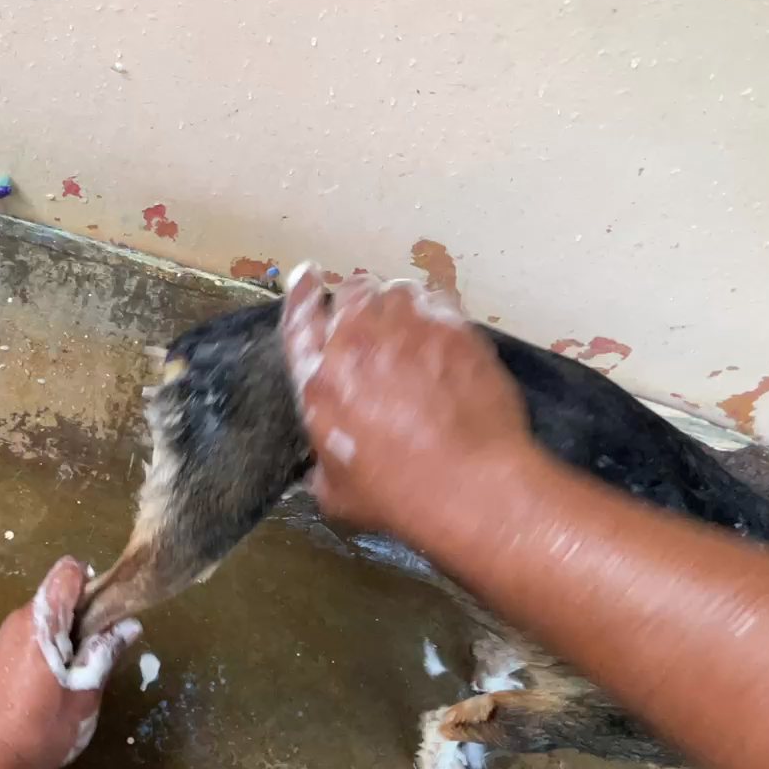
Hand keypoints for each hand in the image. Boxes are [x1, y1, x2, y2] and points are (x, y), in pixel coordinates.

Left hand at [0, 557, 141, 768]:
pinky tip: (60, 681)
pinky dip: (54, 645)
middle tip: (104, 649)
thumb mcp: (85, 693)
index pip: (69, 572)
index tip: (111, 612)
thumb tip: (130, 623)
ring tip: (84, 671)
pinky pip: (35, 633)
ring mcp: (7, 637)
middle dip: (86, 613)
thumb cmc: (40, 729)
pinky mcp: (2, 655)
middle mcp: (20, 619)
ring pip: (48, 616)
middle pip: (59, 593)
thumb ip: (106, 652)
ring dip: (71, 632)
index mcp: (40, 620)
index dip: (95, 583)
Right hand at [280, 262, 535, 539]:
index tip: (307, 275)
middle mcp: (355, 343)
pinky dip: (433, 308)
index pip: (299, 318)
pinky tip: (440, 328)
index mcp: (318, 380)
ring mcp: (407, 330)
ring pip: (394, 290)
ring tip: (406, 323)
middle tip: (369, 317)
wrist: (469, 484)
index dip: (302, 291)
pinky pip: (437, 298)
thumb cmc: (396, 493)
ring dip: (395, 303)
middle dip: (355, 299)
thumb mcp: (336, 489)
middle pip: (350, 292)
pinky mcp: (453, 329)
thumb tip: (323, 466)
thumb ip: (322, 463)